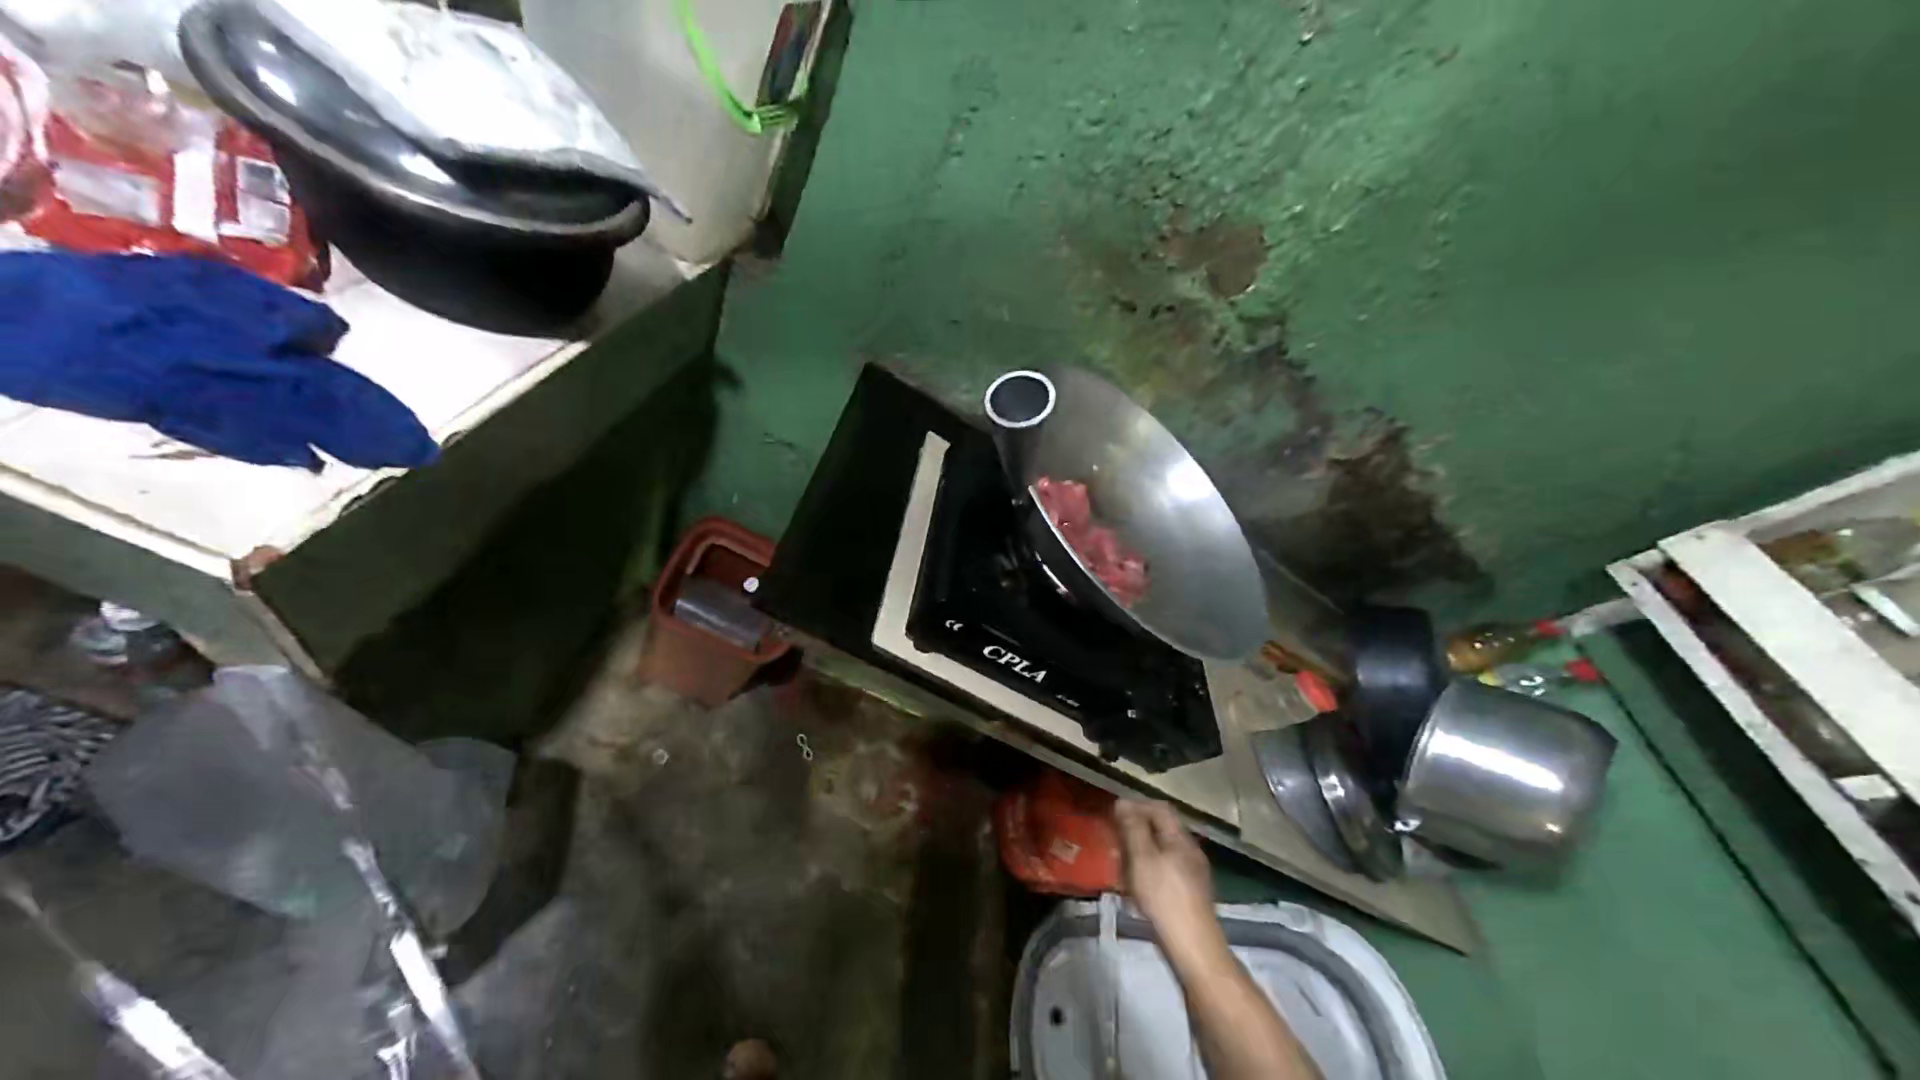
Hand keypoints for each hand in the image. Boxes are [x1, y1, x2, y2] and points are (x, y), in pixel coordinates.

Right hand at [1114, 800, 1224, 963]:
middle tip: (1115, 839)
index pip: (1160, 809)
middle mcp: (1190, 851)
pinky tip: (1136, 886)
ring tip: (1121, 865)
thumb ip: (1133, 828)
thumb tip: (1123, 803)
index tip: (1115, 813)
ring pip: (1162, 851)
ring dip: (1140, 852)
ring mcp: (1193, 873)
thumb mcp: (1142, 858)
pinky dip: (1148, 870)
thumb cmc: (1163, 896)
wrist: (1192, 945)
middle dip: (1136, 830)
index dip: (1137, 806)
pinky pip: (1165, 870)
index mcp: (1181, 839)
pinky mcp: (1190, 893)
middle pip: (1162, 829)